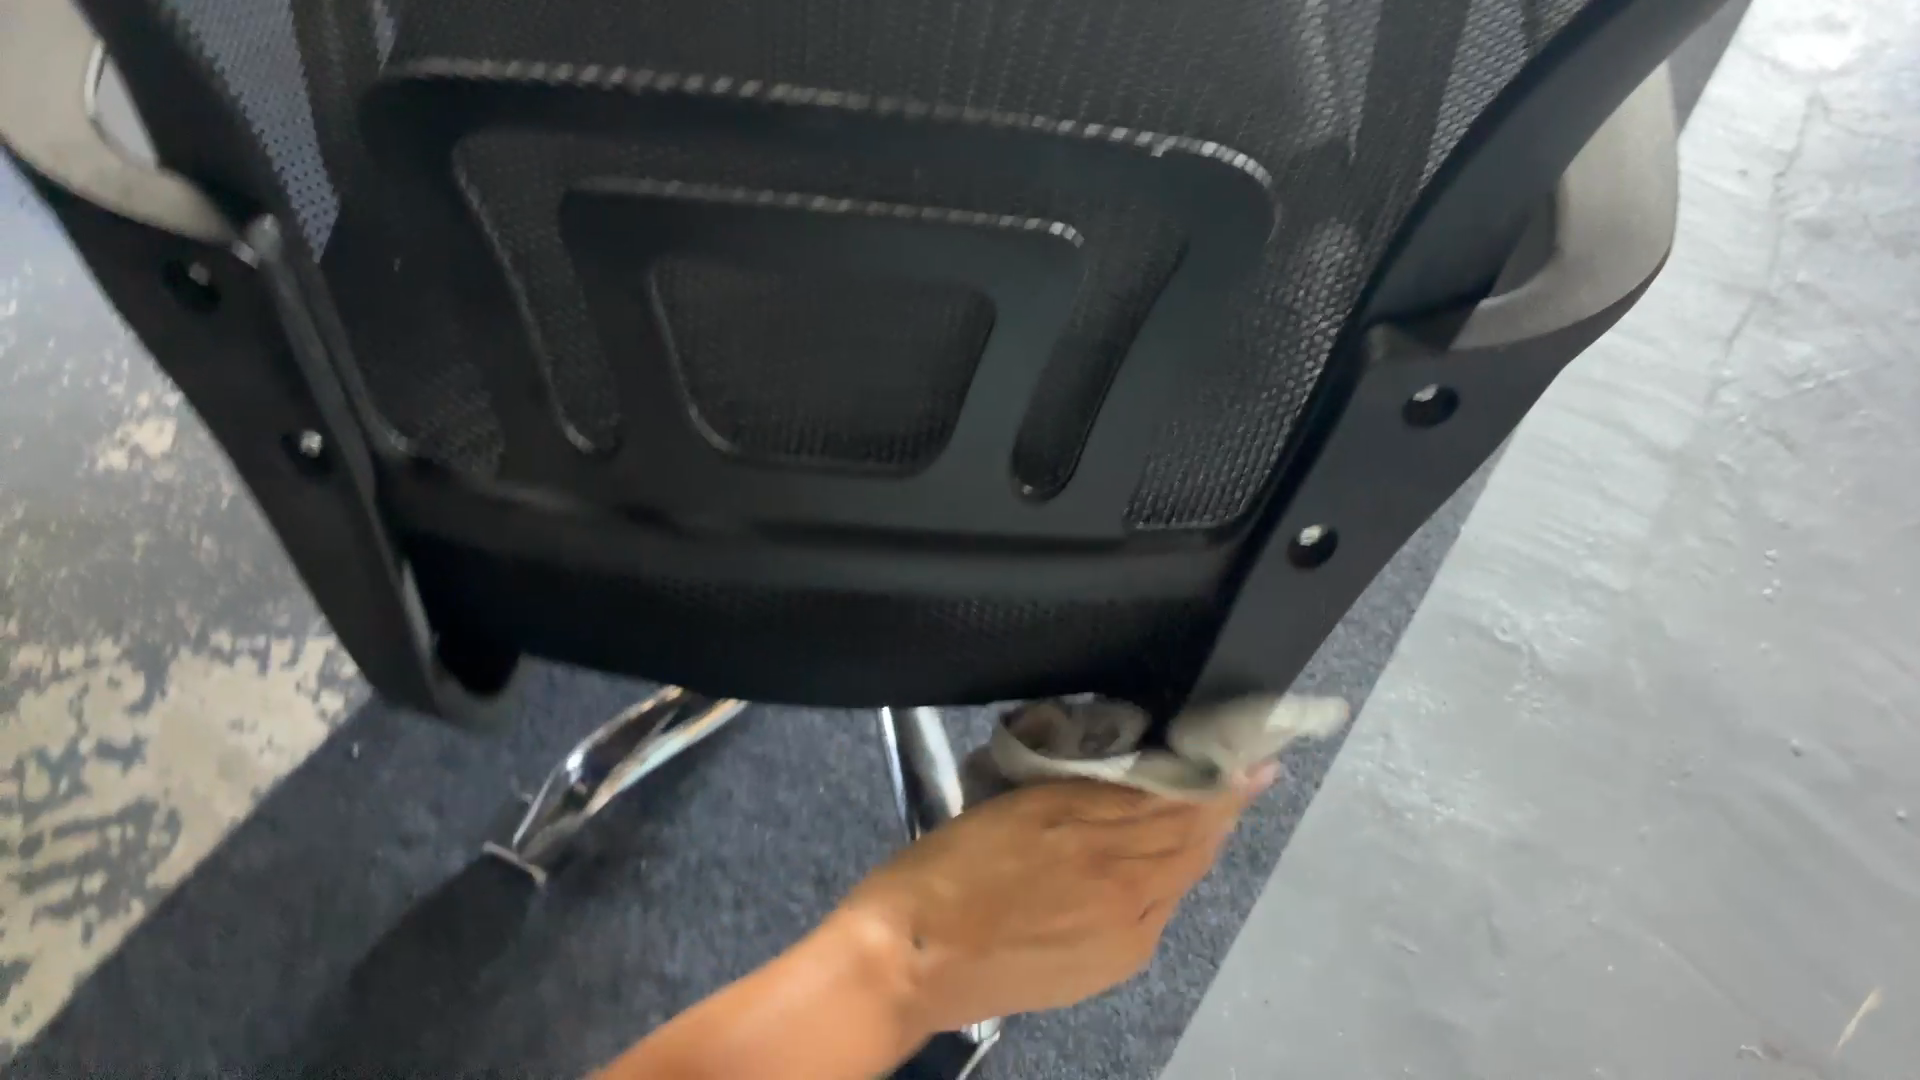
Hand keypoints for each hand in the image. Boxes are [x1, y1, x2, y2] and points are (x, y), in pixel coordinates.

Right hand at [831, 764, 1278, 1038]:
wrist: (915, 959)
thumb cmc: (951, 865)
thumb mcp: (1016, 805)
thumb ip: (1081, 789)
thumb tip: (1134, 775)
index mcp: (1092, 832)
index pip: (1176, 799)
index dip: (1217, 777)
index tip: (1254, 756)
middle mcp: (1124, 886)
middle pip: (1191, 838)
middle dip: (1222, 804)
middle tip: (1248, 773)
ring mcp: (1124, 933)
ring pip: (1182, 875)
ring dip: (1202, 839)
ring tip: (1219, 809)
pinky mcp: (1112, 967)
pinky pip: (1161, 911)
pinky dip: (1175, 878)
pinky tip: (1171, 861)